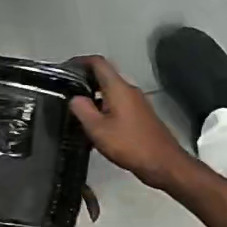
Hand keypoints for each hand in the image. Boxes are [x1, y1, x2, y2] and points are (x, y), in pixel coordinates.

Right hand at [69, 55, 203, 191]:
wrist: (164, 164)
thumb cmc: (129, 144)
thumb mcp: (97, 128)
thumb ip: (82, 109)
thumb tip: (75, 97)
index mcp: (119, 89)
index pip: (98, 63)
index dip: (79, 61)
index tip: (63, 69)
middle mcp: (129, 91)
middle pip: (104, 75)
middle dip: (83, 79)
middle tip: (64, 90)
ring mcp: (136, 103)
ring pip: (109, 91)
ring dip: (92, 95)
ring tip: (74, 107)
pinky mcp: (139, 115)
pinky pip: (116, 103)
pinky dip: (102, 106)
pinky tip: (92, 122)